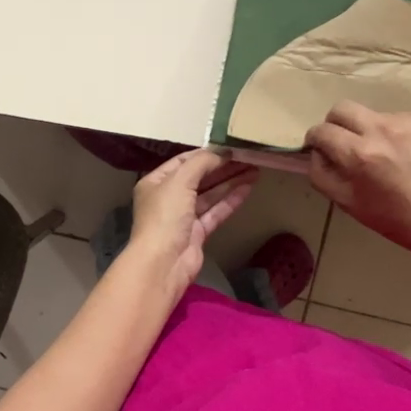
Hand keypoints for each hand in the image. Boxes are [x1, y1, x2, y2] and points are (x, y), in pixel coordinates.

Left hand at [124, 149, 257, 298]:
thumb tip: (222, 152)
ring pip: (209, 195)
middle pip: (199, 177)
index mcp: (155, 182)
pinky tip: (247, 188)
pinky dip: (230, 200)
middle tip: (249, 157)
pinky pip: (215, 212)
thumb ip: (201, 163)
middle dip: (222, 167)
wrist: (164, 263)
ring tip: (255, 170)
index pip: (182, 161)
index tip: (230, 147)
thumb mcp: (179, 181)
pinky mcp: (197, 233)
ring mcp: (183, 217)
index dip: (206, 153)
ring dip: (230, 182)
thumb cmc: (165, 217)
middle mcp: (167, 198)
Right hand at [304, 102, 410, 265]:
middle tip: (343, 145)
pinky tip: (408, 155)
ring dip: (367, 130)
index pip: (321, 131)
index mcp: (359, 154)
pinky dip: (395, 133)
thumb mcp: (350, 205)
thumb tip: (318, 155)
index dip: (314, 141)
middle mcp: (382, 130)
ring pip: (372, 114)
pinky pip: (399, 119)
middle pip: (342, 109)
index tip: (319, 150)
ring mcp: (409, 122)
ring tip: (384, 155)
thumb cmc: (401, 221)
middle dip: (334, 124)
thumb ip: (323, 176)